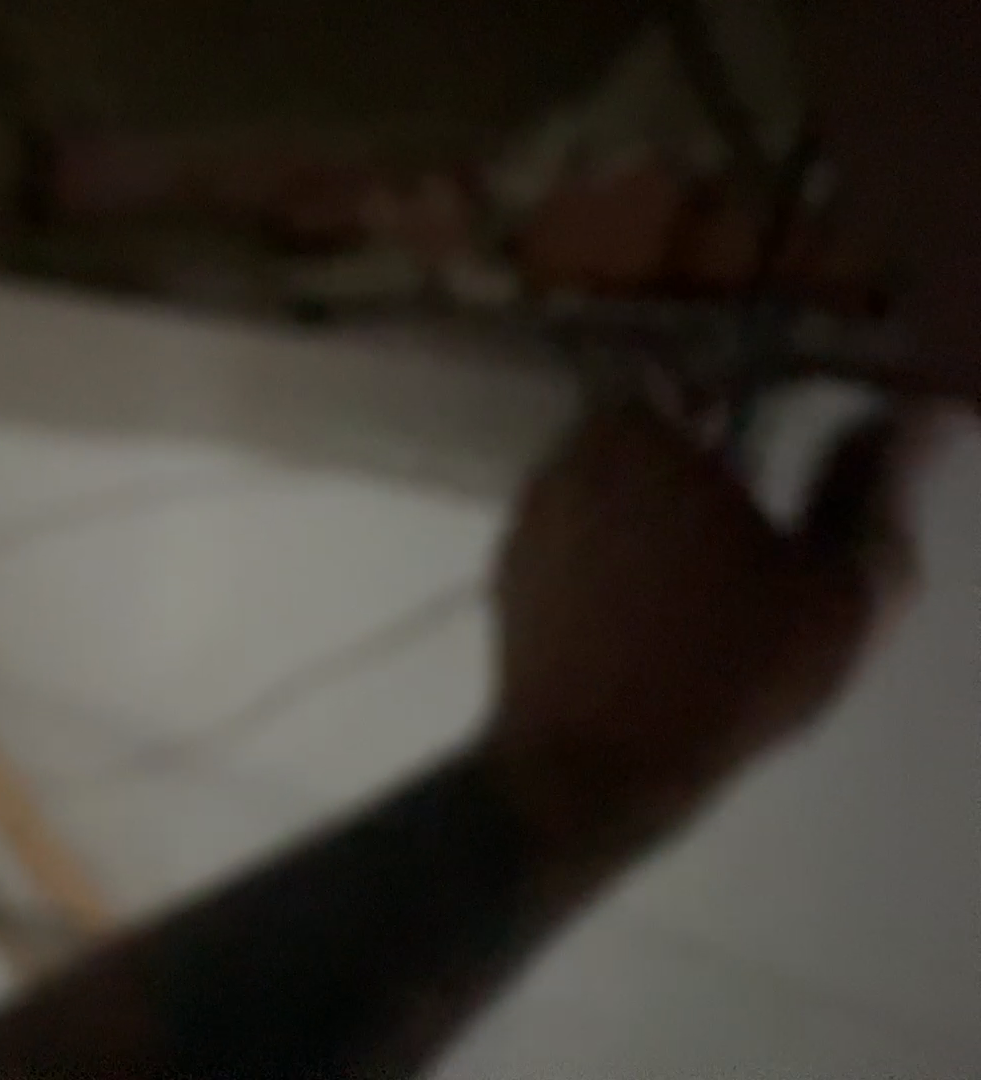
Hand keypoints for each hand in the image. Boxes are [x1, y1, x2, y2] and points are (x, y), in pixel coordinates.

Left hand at [485, 401, 939, 854]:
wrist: (591, 752)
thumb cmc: (727, 668)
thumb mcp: (838, 581)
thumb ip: (869, 486)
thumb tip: (908, 413)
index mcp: (639, 453)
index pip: (657, 375)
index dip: (705, 386)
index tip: (749, 412)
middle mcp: (563, 474)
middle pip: (611, 422)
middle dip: (671, 432)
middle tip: (734, 470)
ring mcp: (523, 522)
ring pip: (578, 470)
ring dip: (630, 479)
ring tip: (693, 528)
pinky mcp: (504, 567)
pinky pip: (554, 519)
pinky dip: (593, 523)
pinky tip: (635, 572)